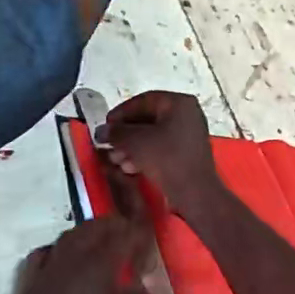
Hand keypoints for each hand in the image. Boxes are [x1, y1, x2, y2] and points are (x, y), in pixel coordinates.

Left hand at [0, 216, 149, 293]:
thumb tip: (144, 284)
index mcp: (99, 266)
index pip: (125, 236)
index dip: (139, 236)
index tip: (147, 245)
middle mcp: (72, 256)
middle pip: (95, 226)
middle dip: (115, 227)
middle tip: (128, 239)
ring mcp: (47, 263)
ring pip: (71, 234)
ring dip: (89, 233)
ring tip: (102, 246)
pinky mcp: (28, 275)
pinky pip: (48, 250)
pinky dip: (61, 248)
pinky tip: (65, 261)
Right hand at [97, 92, 224, 222]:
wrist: (194, 193)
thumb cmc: (166, 159)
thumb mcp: (135, 142)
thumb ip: (115, 132)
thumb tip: (100, 131)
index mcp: (179, 103)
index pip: (143, 101)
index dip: (120, 112)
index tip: (105, 125)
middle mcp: (187, 115)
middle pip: (147, 119)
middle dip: (124, 133)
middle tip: (107, 143)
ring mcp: (188, 135)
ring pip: (152, 135)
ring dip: (130, 146)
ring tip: (115, 158)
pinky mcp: (186, 154)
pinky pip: (160, 148)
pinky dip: (143, 155)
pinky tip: (128, 167)